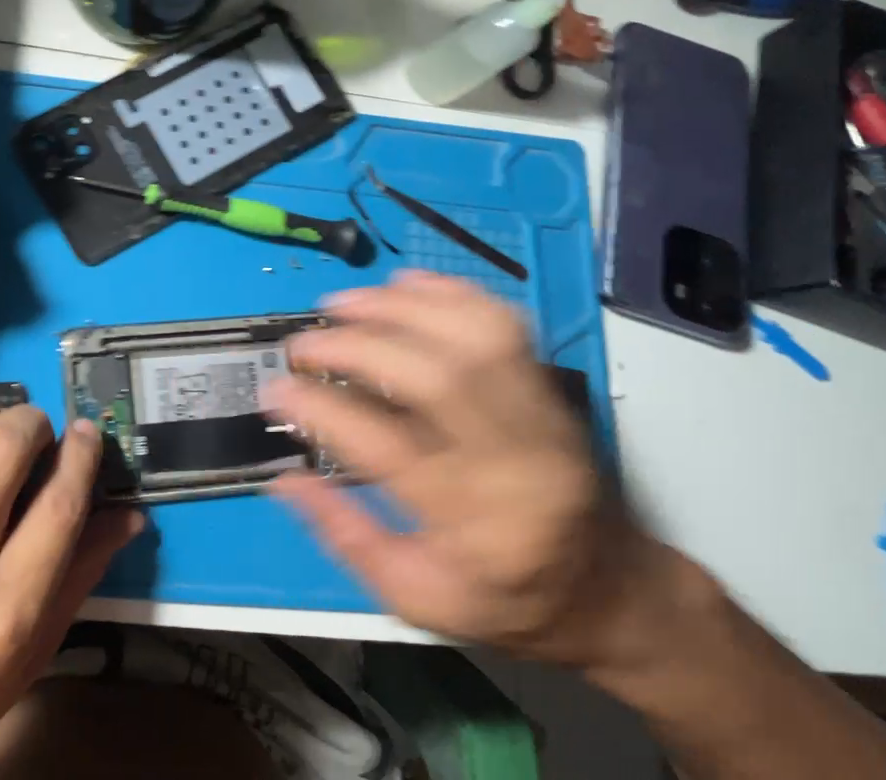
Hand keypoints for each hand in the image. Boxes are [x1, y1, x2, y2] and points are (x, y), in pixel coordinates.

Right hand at [269, 271, 665, 670]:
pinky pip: (507, 325)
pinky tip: (407, 284)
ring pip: (474, 337)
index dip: (321, 410)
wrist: (609, 591)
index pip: (386, 447)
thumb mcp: (416, 597)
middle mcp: (514, 459)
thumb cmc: (506, 600)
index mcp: (475, 520)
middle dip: (356, 348)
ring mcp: (539, 416)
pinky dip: (453, 293)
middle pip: (434, 377)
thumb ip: (348, 537)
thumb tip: (284, 479)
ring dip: (401, 308)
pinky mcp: (549, 391)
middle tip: (303, 345)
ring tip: (344, 303)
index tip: (276, 391)